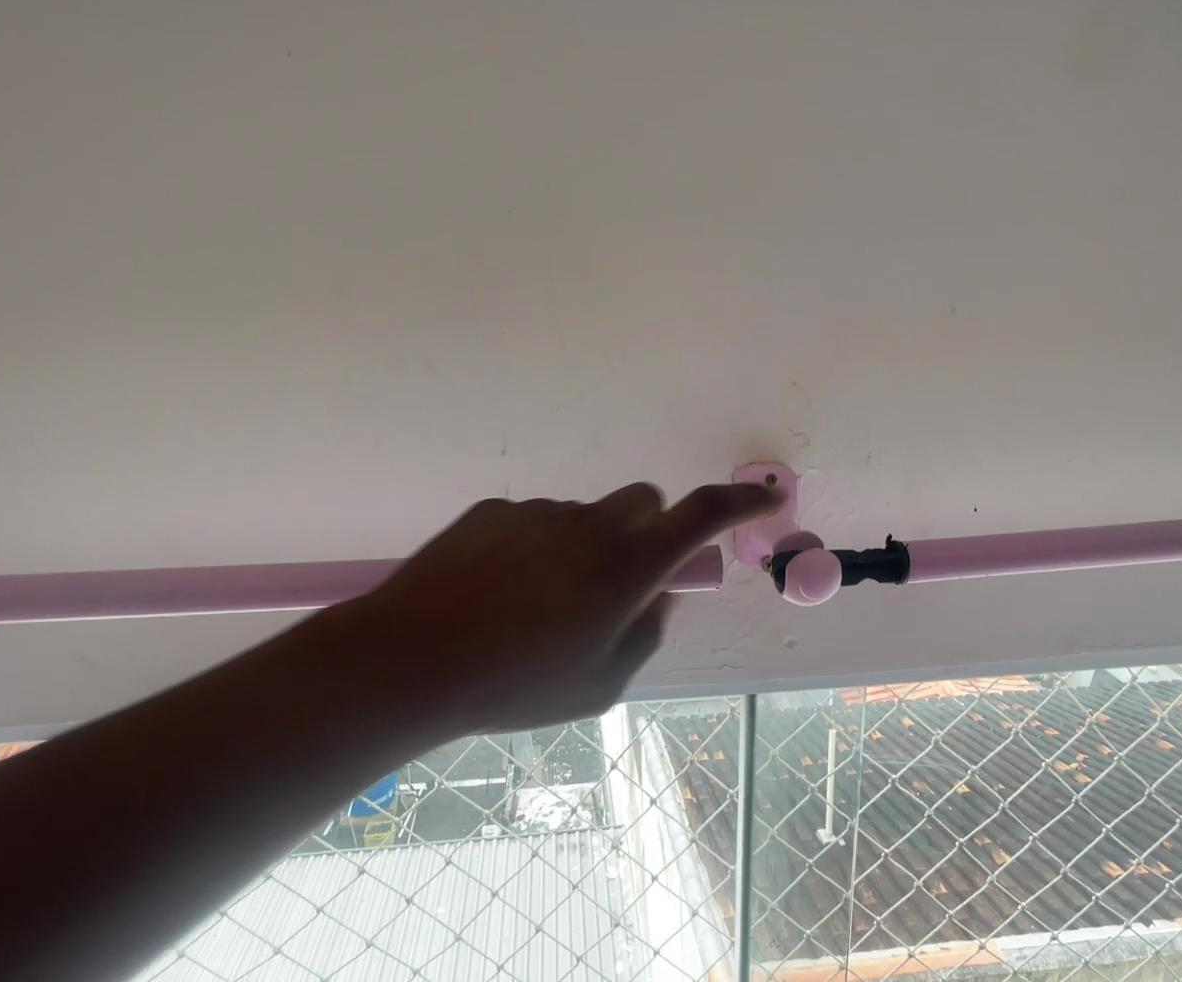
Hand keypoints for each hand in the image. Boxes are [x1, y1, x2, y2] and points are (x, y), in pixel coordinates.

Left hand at [350, 482, 780, 731]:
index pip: (701, 516)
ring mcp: (537, 512)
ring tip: (533, 605)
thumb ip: (646, 634)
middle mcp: (589, 525)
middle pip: (642, 500)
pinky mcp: (492, 510)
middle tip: (619, 580)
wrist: (413, 659)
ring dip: (582, 546)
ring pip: (583, 516)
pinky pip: (532, 521)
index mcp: (626, 567)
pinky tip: (493, 591)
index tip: (768, 496)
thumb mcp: (600, 685)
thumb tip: (662, 595)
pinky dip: (533, 547)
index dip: (741, 504)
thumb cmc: (515, 685)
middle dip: (647, 529)